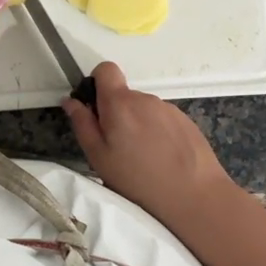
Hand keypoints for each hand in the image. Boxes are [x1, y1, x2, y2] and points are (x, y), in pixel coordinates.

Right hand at [63, 61, 237, 219]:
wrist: (194, 195)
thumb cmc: (136, 178)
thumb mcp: (97, 156)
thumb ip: (82, 123)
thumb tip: (70, 101)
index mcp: (119, 103)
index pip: (105, 69)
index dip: (96, 83)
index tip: (94, 108)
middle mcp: (145, 99)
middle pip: (123, 95)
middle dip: (115, 113)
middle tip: (116, 146)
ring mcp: (169, 109)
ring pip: (142, 109)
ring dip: (136, 124)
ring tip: (140, 156)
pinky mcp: (187, 122)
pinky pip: (161, 120)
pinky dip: (156, 133)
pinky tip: (160, 158)